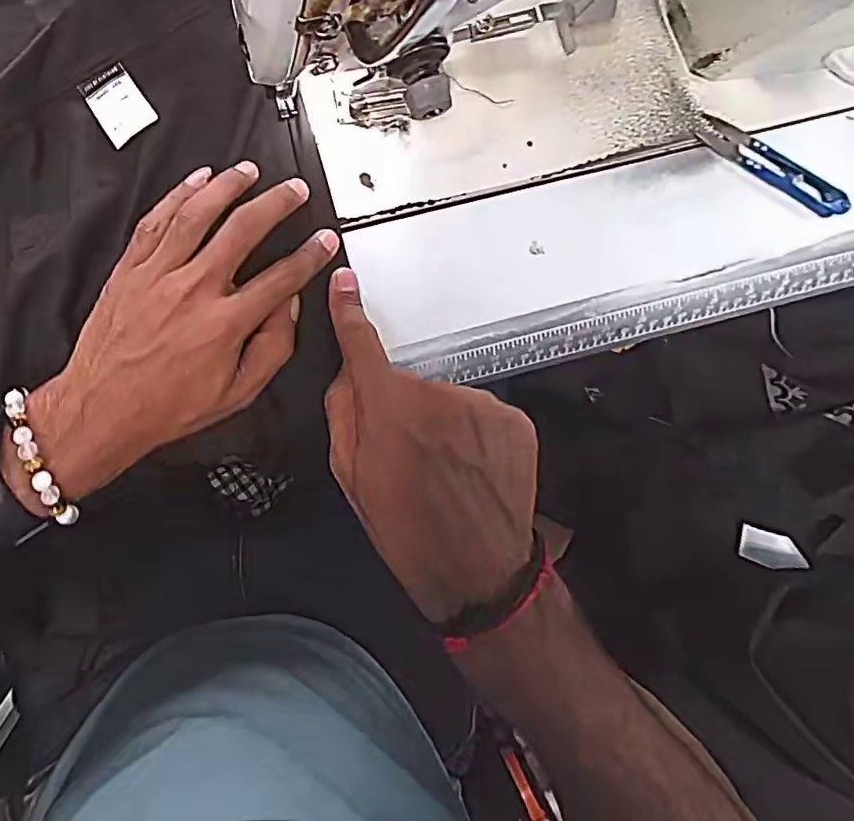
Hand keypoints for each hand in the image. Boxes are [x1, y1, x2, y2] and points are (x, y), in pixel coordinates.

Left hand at [4, 161, 341, 510]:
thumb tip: (288, 308)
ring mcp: (158, 275)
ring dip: (228, 186)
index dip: (310, 254)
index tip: (322, 241)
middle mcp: (193, 291)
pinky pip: (155, 221)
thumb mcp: (235, 394)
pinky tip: (195, 181)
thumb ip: (272, 348)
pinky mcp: (130, 269)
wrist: (102, 407)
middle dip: (277, 203)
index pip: (281, 276)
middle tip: (293, 191)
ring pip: (198, 213)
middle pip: (244, 229)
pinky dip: (177, 195)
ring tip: (248, 171)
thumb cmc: (163, 405)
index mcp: (224, 323)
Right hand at [324, 267, 538, 622]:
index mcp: (388, 409)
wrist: (477, 571)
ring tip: (441, 467)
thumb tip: (347, 375)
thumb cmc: (406, 530)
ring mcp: (479, 405)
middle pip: (405, 380)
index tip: (345, 282)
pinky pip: (476, 410)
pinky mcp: (511, 418)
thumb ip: (342, 413)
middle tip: (405, 453)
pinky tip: (469, 466)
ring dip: (438, 422)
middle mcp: (435, 396)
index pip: (362, 343)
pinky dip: (470, 431)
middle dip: (400, 405)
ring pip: (443, 397)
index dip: (349, 310)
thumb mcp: (350, 476)